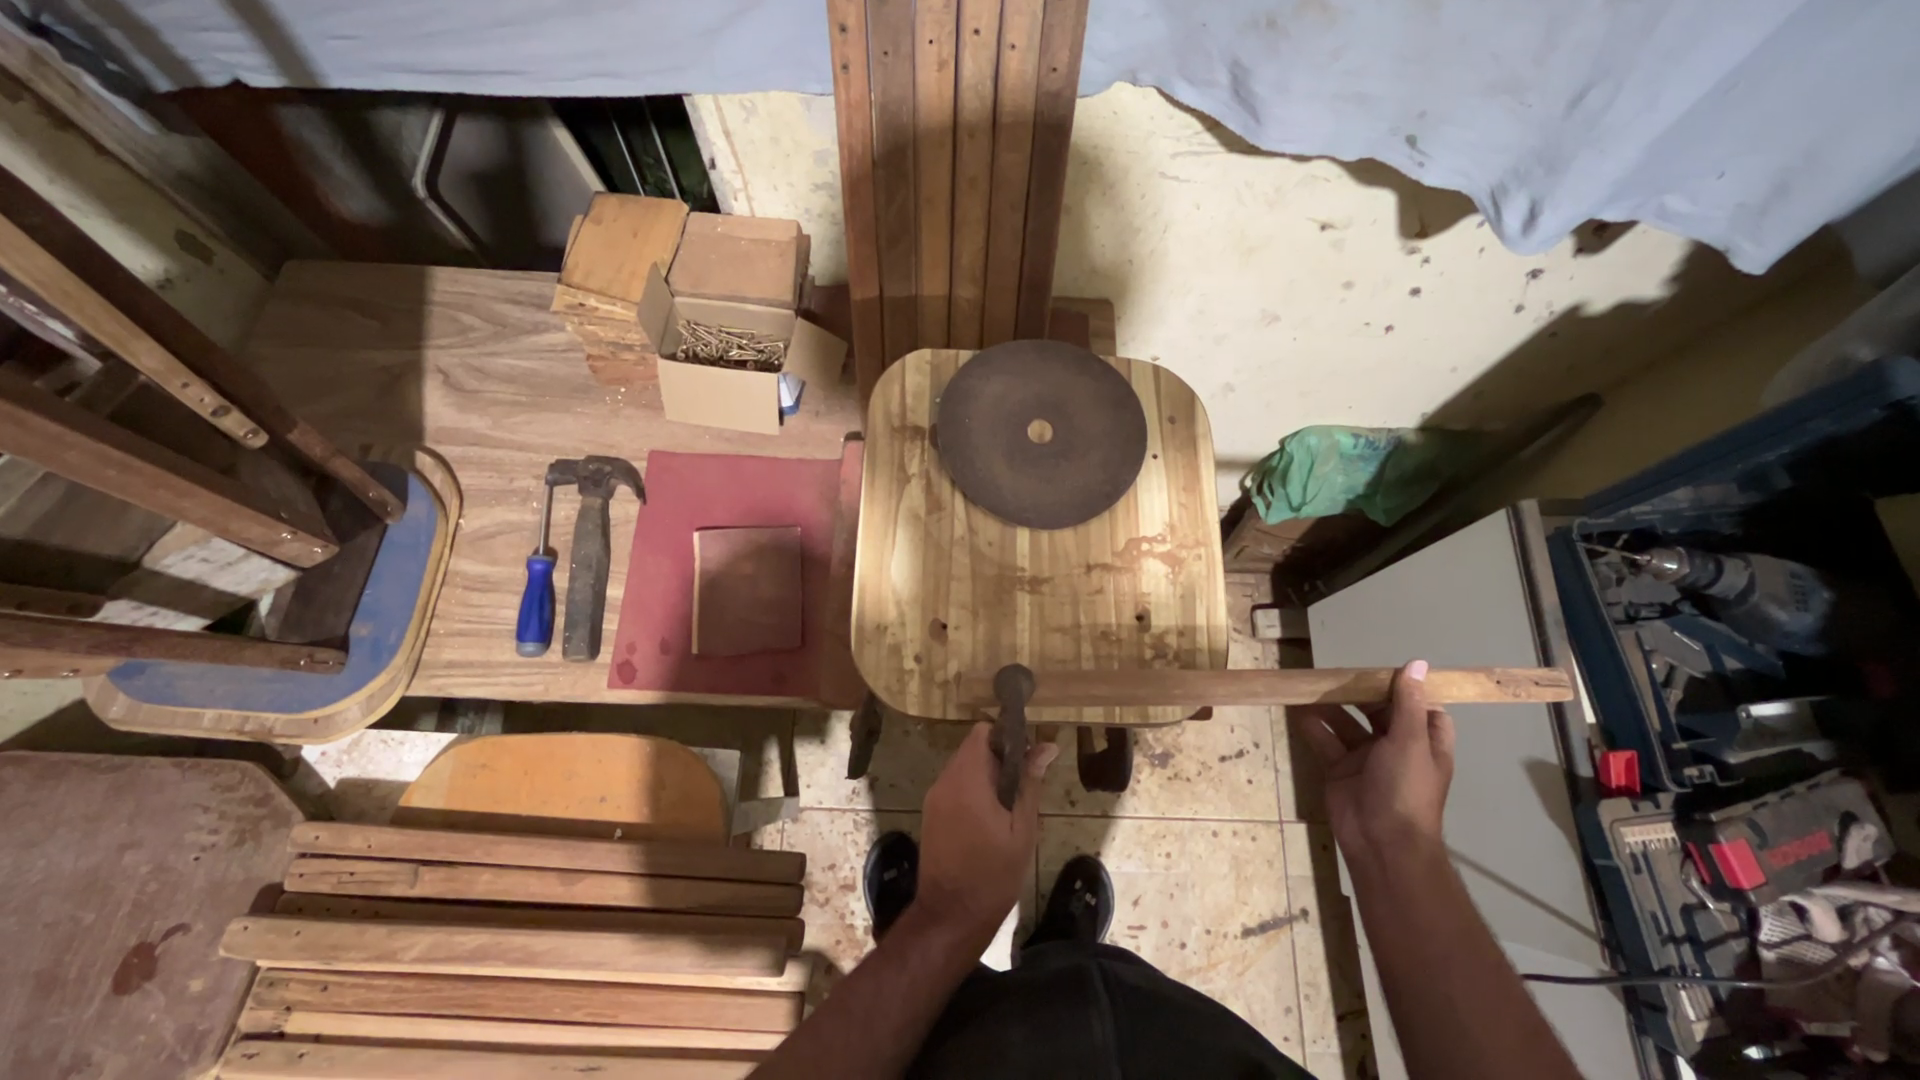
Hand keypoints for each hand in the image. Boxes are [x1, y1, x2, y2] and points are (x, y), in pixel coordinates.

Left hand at [915, 722, 1058, 943]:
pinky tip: (992, 818)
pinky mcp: (931, 814)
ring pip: (963, 768)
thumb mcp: (1022, 829)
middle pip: (972, 749)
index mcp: (966, 780)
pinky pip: (955, 787)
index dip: (1006, 737)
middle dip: (999, 759)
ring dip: (987, 776)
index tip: (1028, 757)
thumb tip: (1046, 746)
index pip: (981, 733)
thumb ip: (1029, 783)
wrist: (951, 915)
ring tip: (1011, 806)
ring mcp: (934, 798)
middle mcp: (944, 782)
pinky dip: (974, 791)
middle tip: (1025, 785)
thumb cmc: (993, 874)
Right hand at [1292, 661, 1454, 864]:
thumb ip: (1408, 703)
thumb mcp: (1410, 741)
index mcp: (1424, 743)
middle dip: (1361, 694)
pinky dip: (1313, 727)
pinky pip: (1326, 742)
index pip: (1422, 709)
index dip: (1407, 690)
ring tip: (1311, 686)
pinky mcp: (1340, 770)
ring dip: (1332, 707)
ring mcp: (1366, 759)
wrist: (1380, 841)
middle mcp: (1397, 748)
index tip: (1387, 671)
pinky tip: (1298, 710)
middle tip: (1338, 673)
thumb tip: (1418, 664)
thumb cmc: (1405, 789)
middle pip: (1379, 712)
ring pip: (1348, 725)